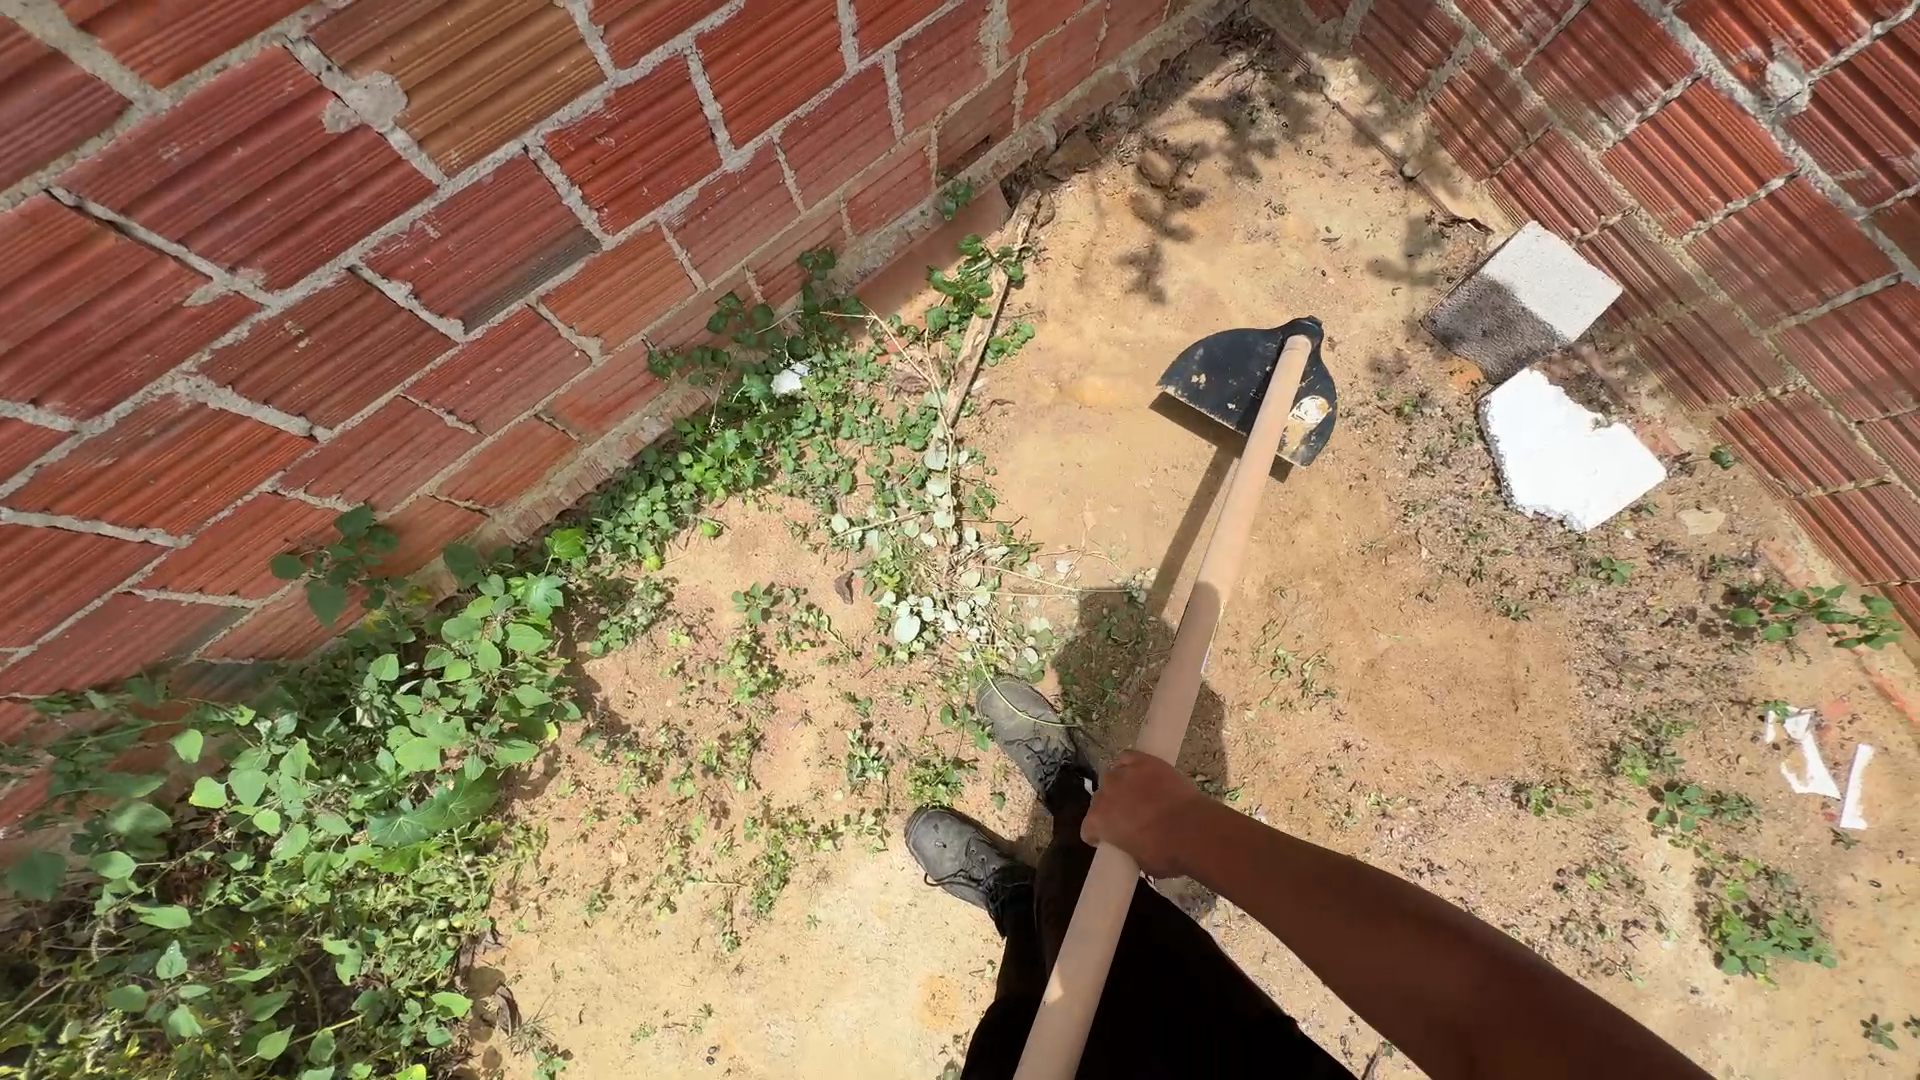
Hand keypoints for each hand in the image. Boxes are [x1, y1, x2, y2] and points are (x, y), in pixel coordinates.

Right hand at [1080, 750, 1214, 877]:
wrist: (1194, 831)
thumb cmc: (1166, 854)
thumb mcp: (1140, 862)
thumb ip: (1128, 848)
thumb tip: (1134, 845)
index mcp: (1098, 821)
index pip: (1088, 828)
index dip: (1099, 835)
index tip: (1111, 839)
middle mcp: (1104, 794)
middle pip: (1099, 799)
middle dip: (1110, 808)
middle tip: (1130, 818)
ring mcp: (1122, 774)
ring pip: (1113, 775)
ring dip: (1121, 786)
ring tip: (1139, 795)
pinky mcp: (1142, 760)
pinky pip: (1127, 757)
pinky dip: (1131, 764)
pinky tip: (1142, 773)